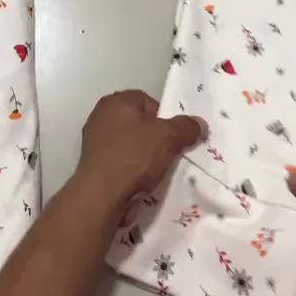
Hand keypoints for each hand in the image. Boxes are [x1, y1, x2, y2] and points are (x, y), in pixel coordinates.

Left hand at [71, 89, 206, 205]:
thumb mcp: (167, 137)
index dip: (163, 117)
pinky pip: (121, 163)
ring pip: (130, 145)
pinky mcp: (95, 166)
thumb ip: (186, 127)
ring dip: (144, 158)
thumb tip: (200, 123)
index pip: (146, 100)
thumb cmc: (133, 156)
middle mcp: (101, 116)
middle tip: (169, 154)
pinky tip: (143, 184)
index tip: (173, 136)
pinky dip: (132, 172)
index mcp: (115, 101)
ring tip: (158, 172)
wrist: (102, 195)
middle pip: (138, 124)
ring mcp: (95, 142)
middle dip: (155, 139)